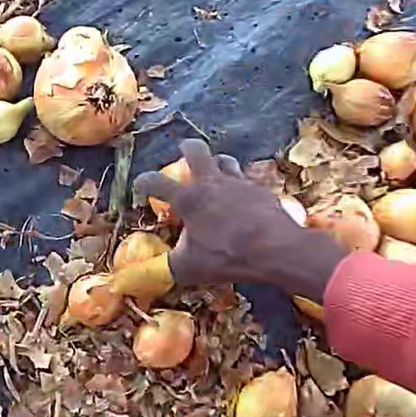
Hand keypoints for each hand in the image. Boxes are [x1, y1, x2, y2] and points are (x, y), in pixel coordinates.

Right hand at [132, 139, 346, 299]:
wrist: (275, 248)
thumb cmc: (227, 255)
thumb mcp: (190, 267)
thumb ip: (172, 265)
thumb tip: (160, 268)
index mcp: (188, 198)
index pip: (157, 183)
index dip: (144, 182)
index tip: (140, 185)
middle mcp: (211, 183)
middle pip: (196, 151)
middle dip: (186, 148)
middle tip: (183, 150)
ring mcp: (238, 183)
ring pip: (225, 160)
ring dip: (216, 162)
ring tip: (214, 169)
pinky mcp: (261, 190)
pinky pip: (247, 179)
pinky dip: (241, 184)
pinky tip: (243, 195)